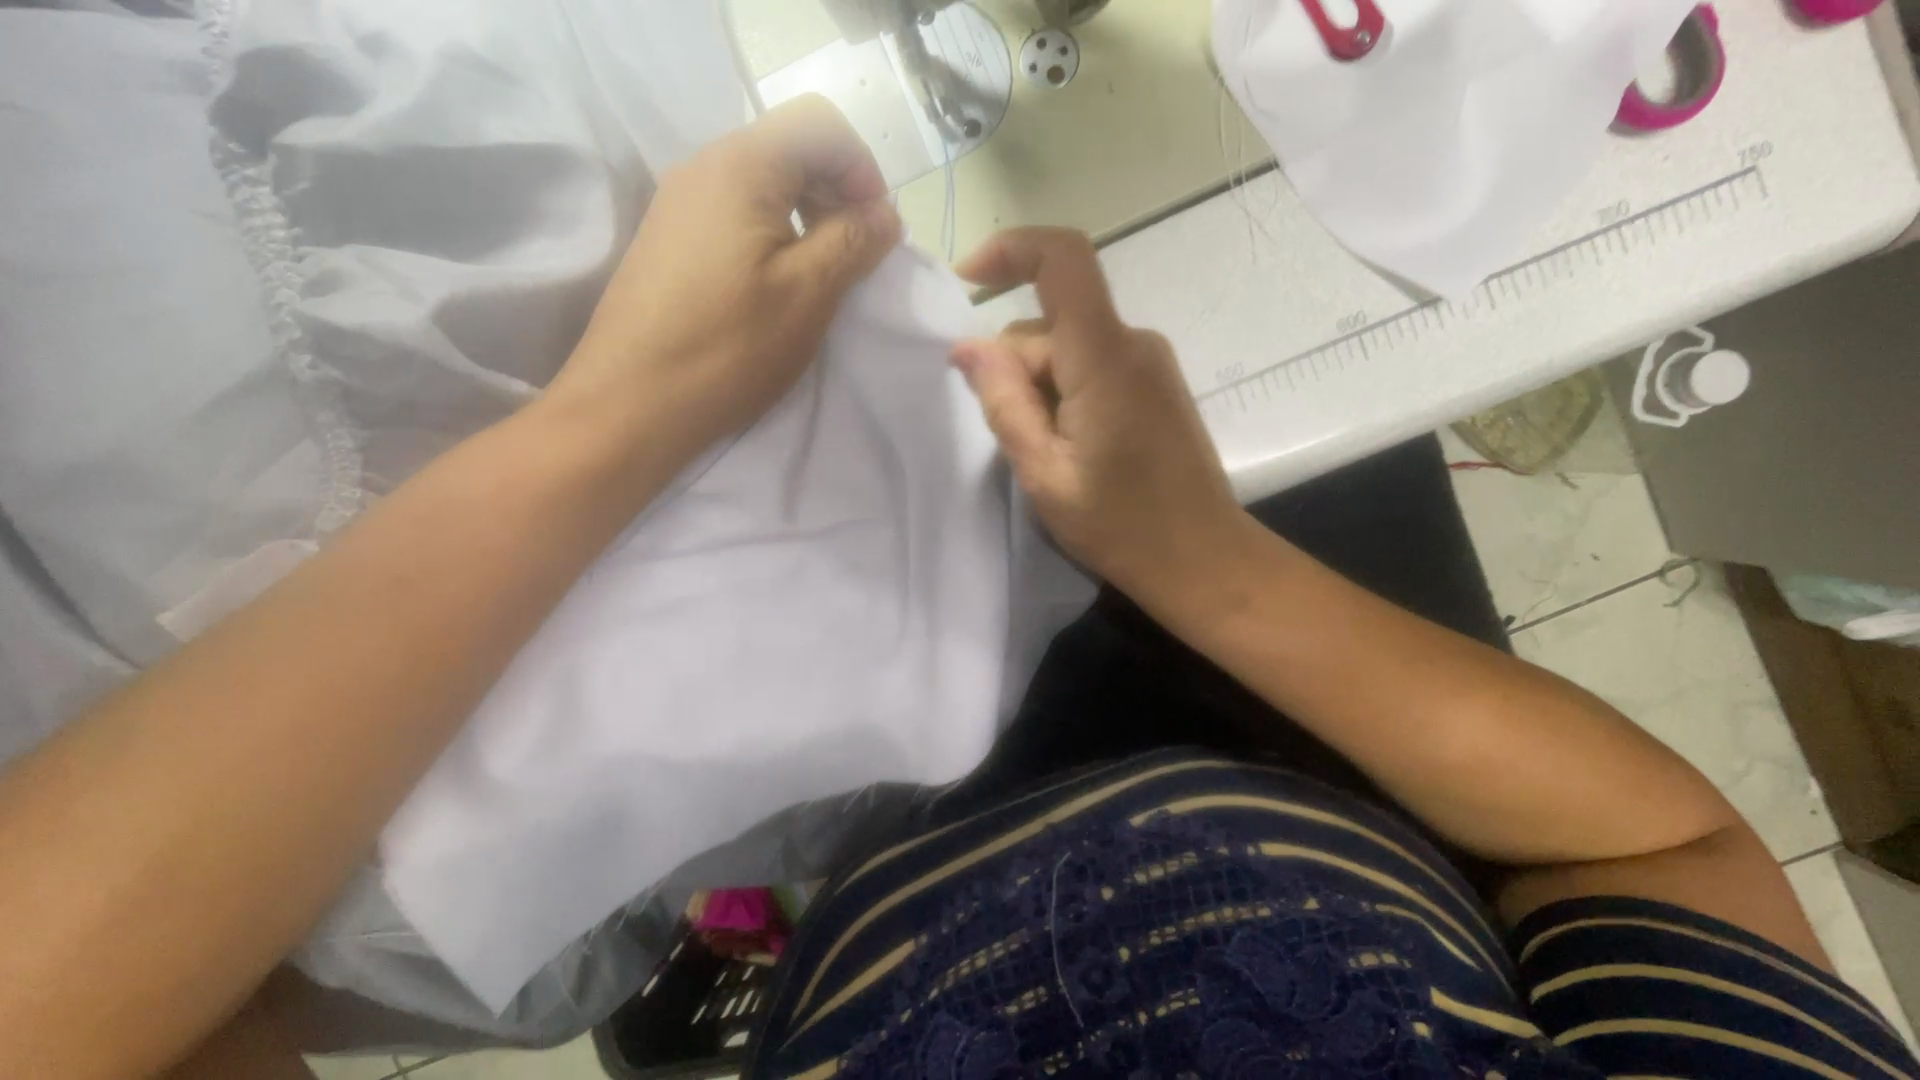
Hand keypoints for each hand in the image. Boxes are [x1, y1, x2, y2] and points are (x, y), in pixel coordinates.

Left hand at [549, 95, 902, 468]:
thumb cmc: (727, 348)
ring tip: (820, 278)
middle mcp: (702, 168)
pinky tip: (775, 290)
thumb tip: (883, 213)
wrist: (628, 406)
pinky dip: (771, 236)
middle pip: (789, 147)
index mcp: (741, 166)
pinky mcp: (667, 242)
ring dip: (806, 217)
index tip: (875, 230)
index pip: (820, 123)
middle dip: (836, 192)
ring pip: (762, 183)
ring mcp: (677, 205)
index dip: (862, 167)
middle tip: (855, 256)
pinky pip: (733, 214)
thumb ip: (853, 241)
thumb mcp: (809, 294)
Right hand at [950, 228, 1249, 605]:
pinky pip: (1092, 365)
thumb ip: (1004, 401)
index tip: (967, 280)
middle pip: (1051, 324)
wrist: (1203, 558)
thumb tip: (968, 346)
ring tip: (1051, 457)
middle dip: (1016, 370)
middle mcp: (1134, 343)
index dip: (1010, 249)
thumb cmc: (1121, 526)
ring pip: (1068, 348)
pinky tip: (1073, 449)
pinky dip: (1065, 394)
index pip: (1063, 260)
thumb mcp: (1043, 472)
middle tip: (1018, 441)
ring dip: (1041, 390)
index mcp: (1105, 357)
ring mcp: (1150, 362)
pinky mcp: (1155, 383)